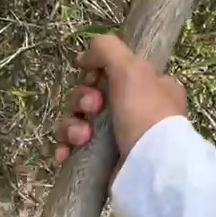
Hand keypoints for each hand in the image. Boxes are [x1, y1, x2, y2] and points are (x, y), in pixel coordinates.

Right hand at [53, 34, 186, 161]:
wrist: (150, 166)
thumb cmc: (145, 113)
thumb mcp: (131, 68)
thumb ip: (107, 50)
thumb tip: (84, 56)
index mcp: (148, 86)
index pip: (109, 73)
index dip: (93, 76)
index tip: (92, 80)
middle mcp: (134, 110)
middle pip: (87, 97)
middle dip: (80, 102)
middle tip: (91, 109)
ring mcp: (117, 136)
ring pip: (76, 122)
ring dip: (71, 127)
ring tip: (82, 137)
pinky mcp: (101, 159)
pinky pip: (73, 147)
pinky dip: (65, 148)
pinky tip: (64, 153)